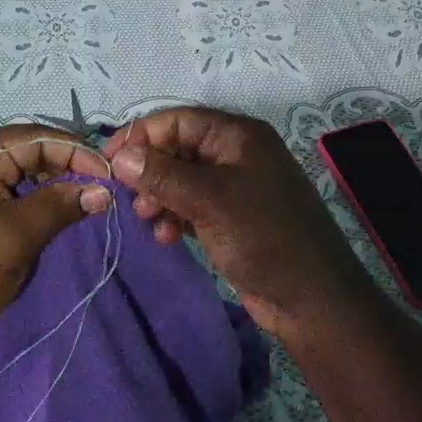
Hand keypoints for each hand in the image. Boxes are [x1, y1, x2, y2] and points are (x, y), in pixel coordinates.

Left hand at [0, 125, 111, 378]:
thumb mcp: (17, 237)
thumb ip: (60, 205)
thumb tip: (103, 190)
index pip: (36, 137)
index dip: (76, 151)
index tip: (111, 175)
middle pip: (29, 148)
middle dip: (68, 164)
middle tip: (104, 187)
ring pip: (23, 168)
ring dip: (55, 181)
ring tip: (88, 197)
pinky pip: (11, 186)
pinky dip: (38, 195)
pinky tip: (60, 208)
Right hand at [103, 108, 372, 336]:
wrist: (313, 301)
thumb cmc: (265, 237)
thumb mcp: (210, 200)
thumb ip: (163, 174)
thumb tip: (120, 156)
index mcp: (238, 135)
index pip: (178, 120)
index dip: (141, 135)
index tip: (109, 160)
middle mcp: (236, 153)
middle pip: (177, 148)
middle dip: (150, 170)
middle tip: (129, 198)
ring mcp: (234, 187)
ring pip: (180, 179)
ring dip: (159, 196)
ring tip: (149, 220)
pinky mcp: (231, 217)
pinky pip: (191, 205)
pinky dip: (174, 216)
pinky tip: (167, 237)